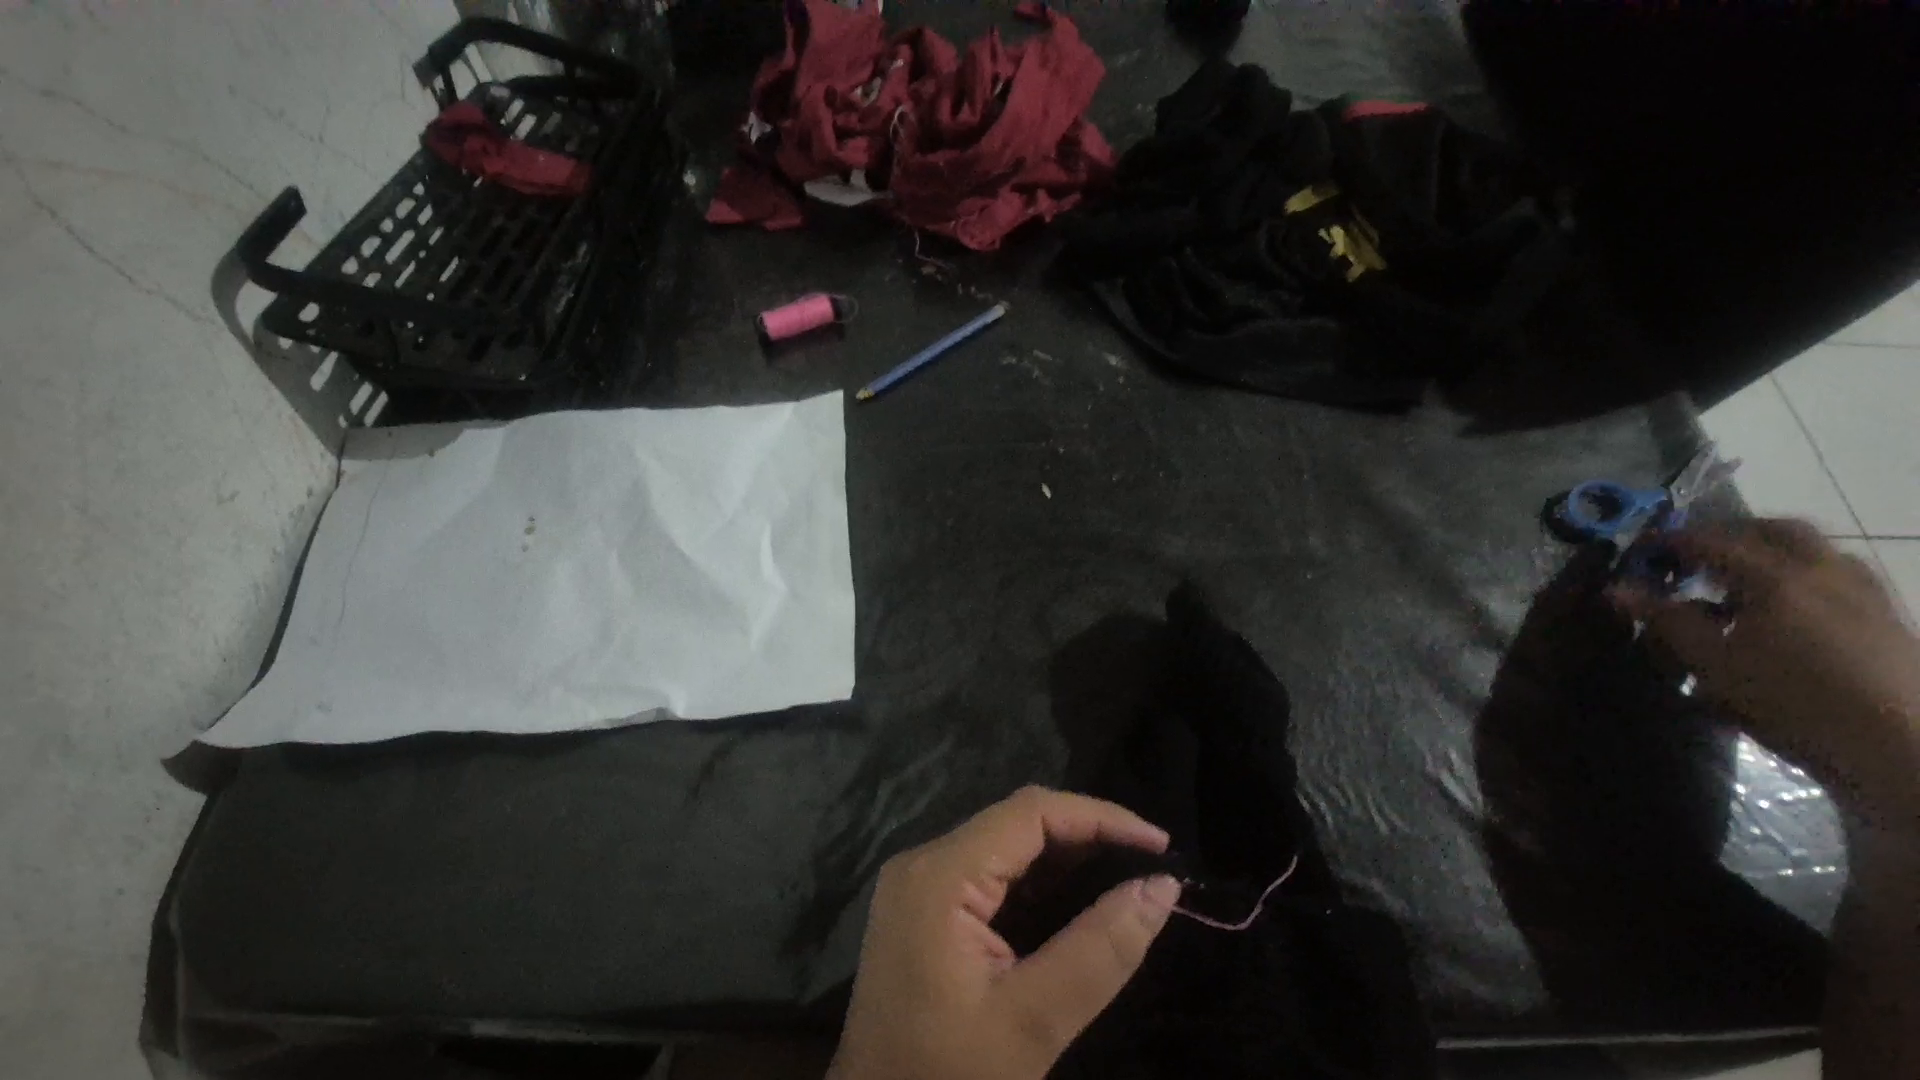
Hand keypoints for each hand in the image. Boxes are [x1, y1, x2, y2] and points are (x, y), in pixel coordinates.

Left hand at [826, 787, 1181, 1079]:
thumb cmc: (948, 1077)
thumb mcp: (1032, 1021)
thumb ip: (1100, 948)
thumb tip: (1163, 886)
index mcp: (939, 875)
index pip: (1030, 812)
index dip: (1101, 817)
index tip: (1161, 845)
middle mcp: (923, 862)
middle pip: (1016, 822)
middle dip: (1088, 835)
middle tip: (1151, 867)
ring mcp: (920, 884)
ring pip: (1006, 845)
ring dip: (1067, 858)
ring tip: (1128, 879)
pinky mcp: (924, 908)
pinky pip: (990, 874)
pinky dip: (1038, 882)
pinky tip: (1079, 902)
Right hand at [1610, 519, 1919, 828]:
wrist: (1899, 748)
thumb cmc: (1793, 701)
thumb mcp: (1715, 663)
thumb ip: (1666, 619)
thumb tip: (1616, 588)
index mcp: (1778, 576)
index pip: (1712, 540)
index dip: (1669, 541)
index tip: (1638, 551)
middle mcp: (1826, 571)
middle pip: (1773, 530)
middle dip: (1728, 535)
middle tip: (1693, 556)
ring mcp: (1865, 592)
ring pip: (1814, 551)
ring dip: (1770, 554)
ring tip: (1738, 583)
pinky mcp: (1887, 617)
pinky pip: (1838, 576)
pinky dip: (1802, 577)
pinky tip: (1787, 611)